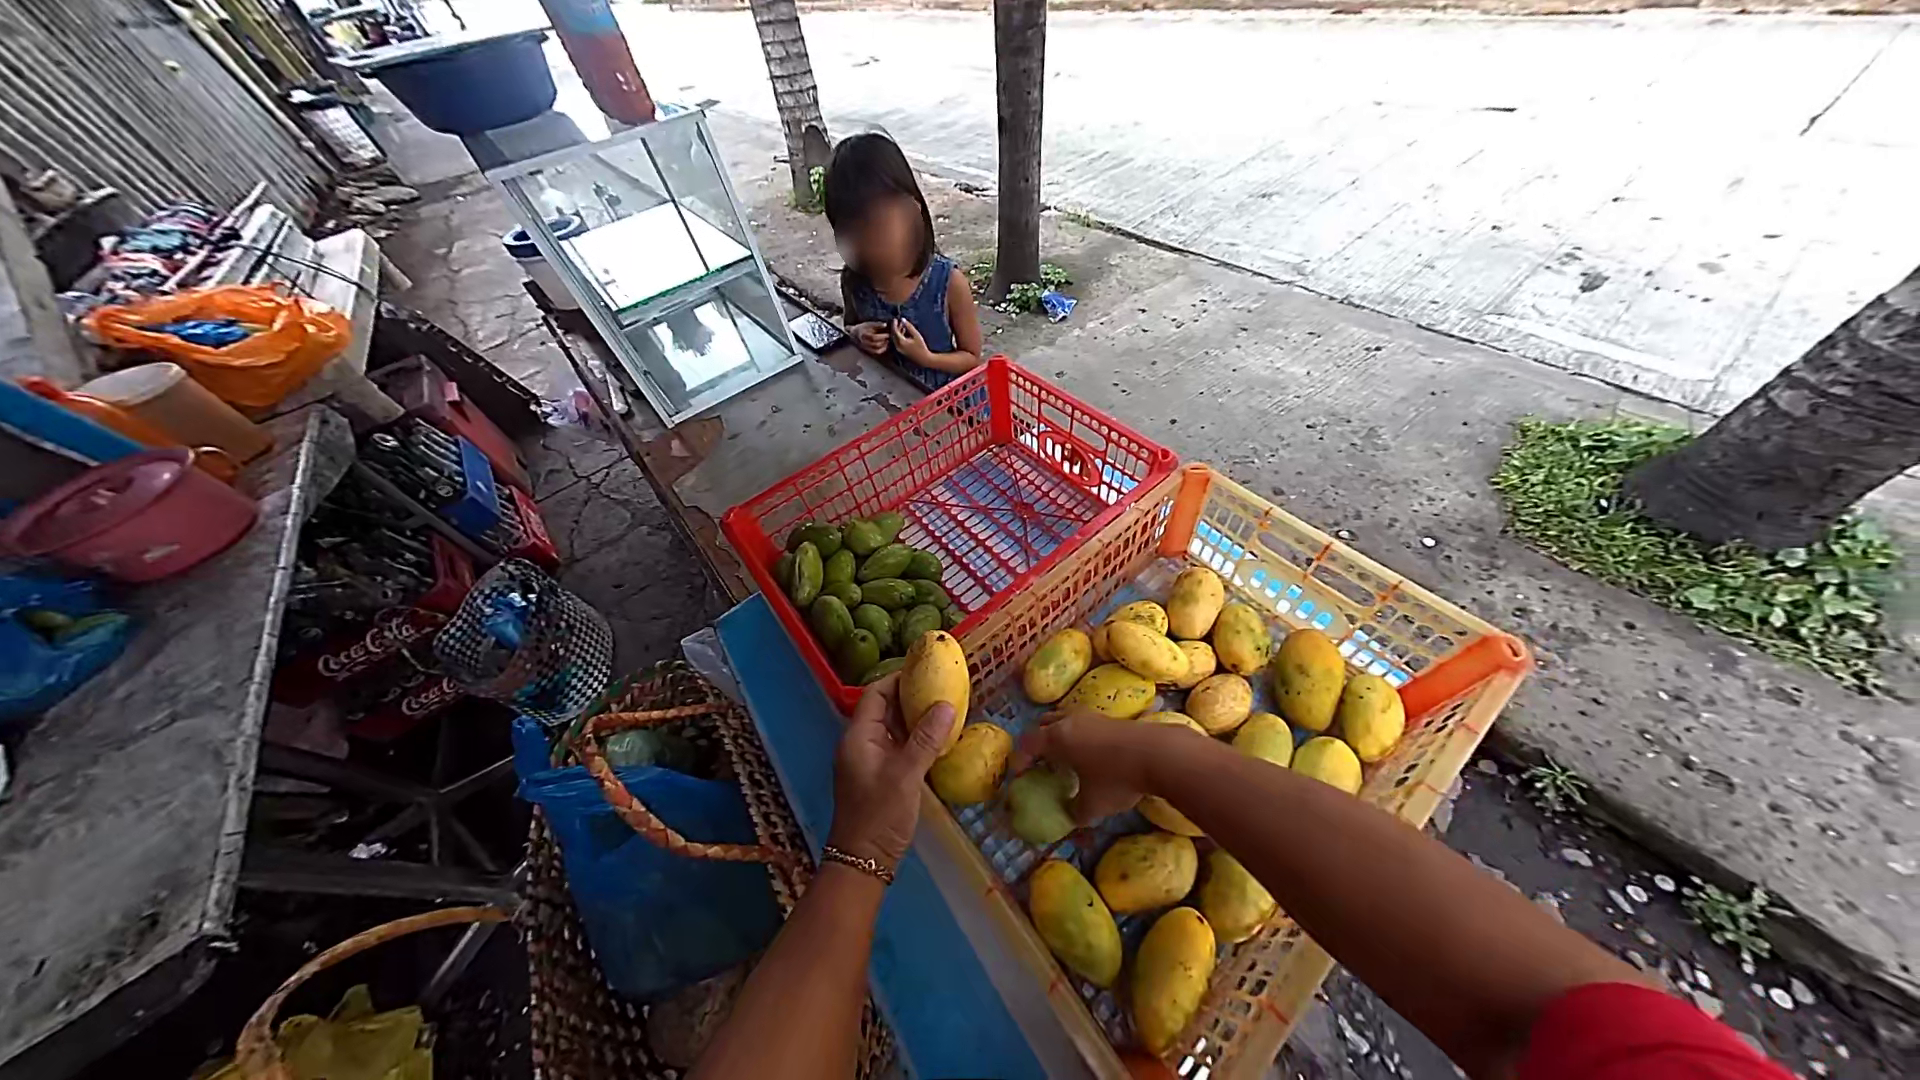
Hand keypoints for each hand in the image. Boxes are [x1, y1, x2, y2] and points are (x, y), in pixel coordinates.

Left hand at [828, 673, 957, 869]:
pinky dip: (914, 736)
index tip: (925, 670)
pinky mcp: (879, 775)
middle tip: (942, 687)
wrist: (863, 863)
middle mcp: (860, 743)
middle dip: (910, 696)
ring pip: (892, 727)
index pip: (875, 694)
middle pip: (883, 708)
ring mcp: (869, 760)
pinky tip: (937, 738)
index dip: (898, 679)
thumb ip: (926, 739)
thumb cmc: (879, 815)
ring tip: (944, 706)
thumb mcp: (905, 775)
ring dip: (914, 717)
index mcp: (858, 736)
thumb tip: (946, 705)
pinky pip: (897, 744)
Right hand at [849, 321, 889, 356]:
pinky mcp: (867, 350)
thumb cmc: (862, 327)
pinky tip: (885, 345)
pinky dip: (882, 350)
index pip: (873, 337)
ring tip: (887, 341)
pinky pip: (876, 352)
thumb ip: (876, 324)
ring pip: (876, 349)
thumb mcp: (867, 324)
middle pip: (875, 344)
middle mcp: (864, 342)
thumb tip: (885, 325)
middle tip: (889, 337)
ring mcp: (865, 347)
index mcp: (863, 335)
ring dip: (883, 345)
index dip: (882, 336)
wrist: (853, 334)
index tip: (888, 334)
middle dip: (884, 341)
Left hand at [892, 318, 933, 364]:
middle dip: (895, 328)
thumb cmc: (921, 347)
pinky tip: (903, 333)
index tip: (896, 319)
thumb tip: (903, 319)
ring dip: (897, 332)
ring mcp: (898, 350)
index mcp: (901, 342)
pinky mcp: (900, 351)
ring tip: (902, 326)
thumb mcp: (916, 335)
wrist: (924, 360)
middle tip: (898, 321)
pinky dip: (899, 337)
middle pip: (893, 335)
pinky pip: (897, 342)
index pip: (894, 331)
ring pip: (895, 339)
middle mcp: (897, 346)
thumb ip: (909, 327)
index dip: (894, 324)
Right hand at [1018, 708, 1170, 825]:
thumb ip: (1075, 812)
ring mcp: (1092, 716)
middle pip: (1044, 724)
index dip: (1020, 760)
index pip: (1028, 743)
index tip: (1019, 776)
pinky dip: (1080, 736)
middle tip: (1040, 763)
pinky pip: (1085, 724)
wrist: (1158, 754)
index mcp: (1057, 737)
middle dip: (1038, 742)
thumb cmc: (1117, 779)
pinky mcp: (1112, 718)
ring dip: (1060, 736)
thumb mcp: (1093, 805)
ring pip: (1066, 720)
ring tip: (1066, 758)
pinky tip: (1091, 756)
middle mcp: (1070, 720)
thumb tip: (1070, 817)